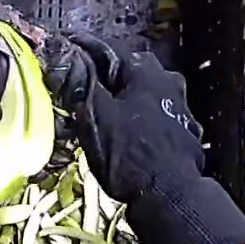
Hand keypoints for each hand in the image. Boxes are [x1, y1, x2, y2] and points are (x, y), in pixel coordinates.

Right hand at [61, 32, 203, 204]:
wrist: (168, 195)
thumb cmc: (128, 152)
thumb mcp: (94, 115)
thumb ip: (81, 82)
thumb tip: (68, 57)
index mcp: (145, 69)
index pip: (105, 48)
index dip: (79, 48)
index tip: (62, 49)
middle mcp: (167, 80)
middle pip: (124, 71)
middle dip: (100, 77)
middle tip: (75, 86)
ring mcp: (178, 106)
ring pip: (138, 94)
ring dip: (117, 99)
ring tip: (95, 112)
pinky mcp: (182, 130)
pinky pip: (149, 115)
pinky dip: (132, 118)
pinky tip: (120, 132)